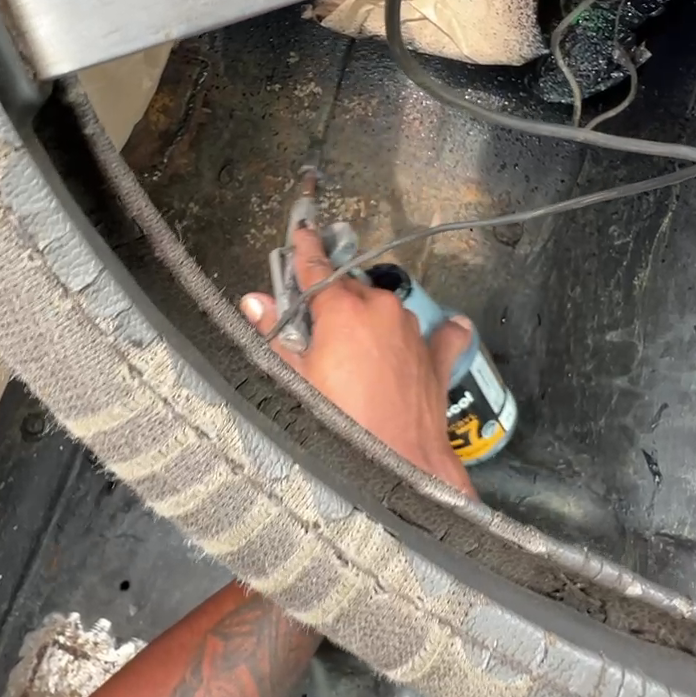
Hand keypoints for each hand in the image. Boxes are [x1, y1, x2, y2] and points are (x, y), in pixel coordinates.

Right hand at [241, 226, 476, 496]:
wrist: (399, 464)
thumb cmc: (341, 423)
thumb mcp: (295, 380)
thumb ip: (274, 334)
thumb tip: (254, 301)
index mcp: (342, 310)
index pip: (316, 268)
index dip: (304, 249)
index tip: (301, 232)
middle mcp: (381, 309)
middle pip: (349, 291)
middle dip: (332, 301)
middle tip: (316, 327)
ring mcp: (413, 330)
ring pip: (386, 310)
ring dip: (371, 319)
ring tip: (356, 350)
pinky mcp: (437, 356)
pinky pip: (439, 333)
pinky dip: (435, 331)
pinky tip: (441, 330)